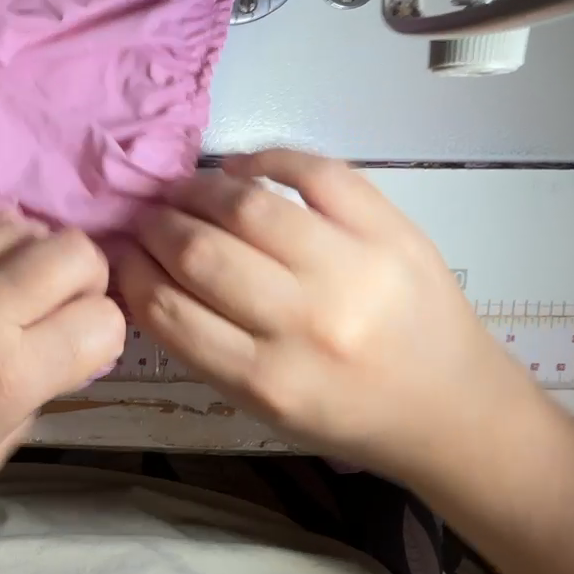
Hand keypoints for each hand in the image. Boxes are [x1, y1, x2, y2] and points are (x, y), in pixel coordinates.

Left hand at [0, 212, 125, 552]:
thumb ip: (35, 394)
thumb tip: (59, 350)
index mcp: (5, 376)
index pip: (104, 320)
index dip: (101, 337)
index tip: (78, 353)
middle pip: (75, 252)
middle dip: (85, 282)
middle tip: (56, 313)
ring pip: (23, 224)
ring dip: (34, 256)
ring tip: (11, 291)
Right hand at [114, 150, 546, 480]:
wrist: (454, 411)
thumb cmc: (346, 415)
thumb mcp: (260, 404)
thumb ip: (201, 342)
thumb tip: (144, 272)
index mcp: (266, 380)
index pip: (168, 309)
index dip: (131, 271)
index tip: (119, 254)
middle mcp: (307, 325)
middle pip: (200, 254)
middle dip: (156, 228)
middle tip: (145, 220)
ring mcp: (354, 270)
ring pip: (247, 207)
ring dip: (196, 191)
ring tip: (181, 192)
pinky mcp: (392, 230)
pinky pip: (316, 172)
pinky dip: (265, 158)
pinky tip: (238, 167)